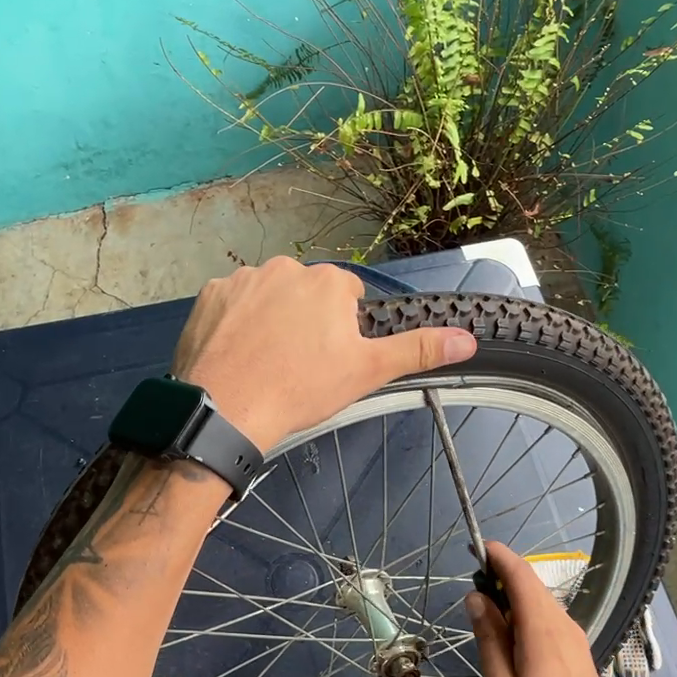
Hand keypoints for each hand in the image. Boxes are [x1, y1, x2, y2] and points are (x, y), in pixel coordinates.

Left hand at [171, 257, 476, 449]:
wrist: (227, 408)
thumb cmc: (300, 389)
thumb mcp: (367, 372)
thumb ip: (416, 350)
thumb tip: (466, 338)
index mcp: (328, 282)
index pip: (347, 296)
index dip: (343, 330)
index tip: (331, 358)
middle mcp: (286, 268)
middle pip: (307, 293)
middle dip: (307, 322)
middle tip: (299, 365)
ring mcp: (243, 280)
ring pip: (269, 298)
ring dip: (272, 321)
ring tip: (267, 364)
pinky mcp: (210, 296)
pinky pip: (233, 305)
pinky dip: (237, 325)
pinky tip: (239, 355)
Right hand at [468, 542, 656, 676]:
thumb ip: (489, 639)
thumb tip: (477, 598)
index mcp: (542, 632)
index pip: (522, 577)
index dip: (500, 557)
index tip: (476, 548)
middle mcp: (563, 625)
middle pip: (532, 586)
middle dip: (502, 577)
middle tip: (472, 589)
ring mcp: (575, 637)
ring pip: (541, 602)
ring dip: (513, 598)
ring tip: (485, 616)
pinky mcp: (578, 650)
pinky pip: (549, 619)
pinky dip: (526, 614)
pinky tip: (510, 636)